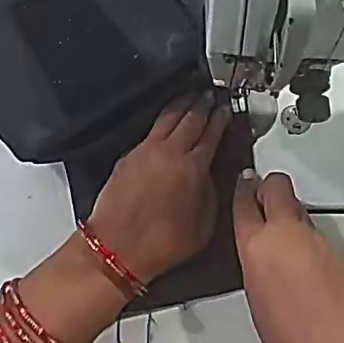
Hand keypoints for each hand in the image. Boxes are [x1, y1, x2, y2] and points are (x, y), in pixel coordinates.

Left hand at [87, 93, 228, 282]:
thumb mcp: (204, 225)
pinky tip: (165, 119)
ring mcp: (147, 150)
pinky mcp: (130, 155)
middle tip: (211, 96)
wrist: (118, 247)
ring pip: (168, 117)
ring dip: (182, 104)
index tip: (225, 110)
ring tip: (190, 96)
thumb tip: (210, 176)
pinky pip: (151, 128)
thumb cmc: (159, 242)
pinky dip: (163, 118)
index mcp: (193, 167)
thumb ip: (211, 194)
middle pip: (191, 118)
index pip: (212, 134)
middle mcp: (170, 152)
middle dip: (203, 104)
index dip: (221, 119)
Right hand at [234, 170, 343, 342]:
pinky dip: (302, 235)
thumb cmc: (296, 340)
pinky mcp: (333, 251)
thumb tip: (256, 254)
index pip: (244, 199)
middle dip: (267, 186)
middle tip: (260, 196)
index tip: (241, 185)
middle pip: (276, 184)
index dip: (241, 189)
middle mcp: (287, 233)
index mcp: (256, 244)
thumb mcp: (253, 297)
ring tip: (279, 235)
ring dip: (287, 211)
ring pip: (296, 205)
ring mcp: (314, 239)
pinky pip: (311, 229)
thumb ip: (253, 262)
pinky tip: (298, 259)